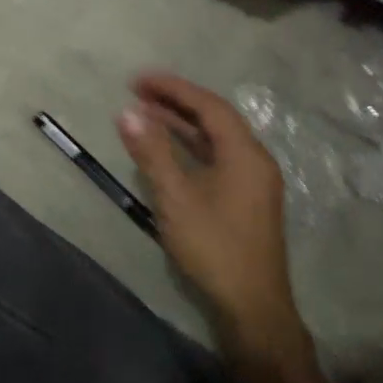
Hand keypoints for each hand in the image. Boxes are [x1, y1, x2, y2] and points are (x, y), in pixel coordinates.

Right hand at [116, 73, 305, 356]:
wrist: (251, 304)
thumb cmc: (213, 246)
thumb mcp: (175, 197)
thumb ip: (152, 153)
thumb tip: (128, 113)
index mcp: (245, 157)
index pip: (210, 108)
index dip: (175, 89)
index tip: (137, 79)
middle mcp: (254, 163)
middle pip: (215, 119)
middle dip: (176, 101)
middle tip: (135, 91)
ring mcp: (252, 182)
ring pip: (215, 138)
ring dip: (180, 122)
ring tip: (143, 112)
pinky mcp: (243, 198)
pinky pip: (215, 155)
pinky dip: (187, 143)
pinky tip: (163, 147)